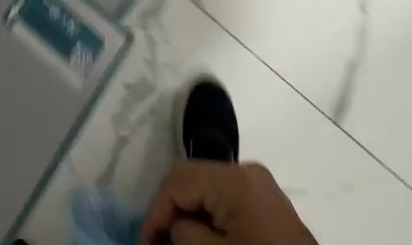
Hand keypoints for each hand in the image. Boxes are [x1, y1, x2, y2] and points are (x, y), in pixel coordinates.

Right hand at [139, 160, 317, 244]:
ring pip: (209, 189)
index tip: (144, 242)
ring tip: (175, 240)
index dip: (156, 209)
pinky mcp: (267, 205)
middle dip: (172, 208)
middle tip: (156, 241)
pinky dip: (209, 216)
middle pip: (194, 179)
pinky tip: (201, 237)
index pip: (180, 180)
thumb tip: (176, 223)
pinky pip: (227, 200)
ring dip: (189, 212)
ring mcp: (260, 187)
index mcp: (234, 179)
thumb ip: (186, 233)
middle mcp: (247, 172)